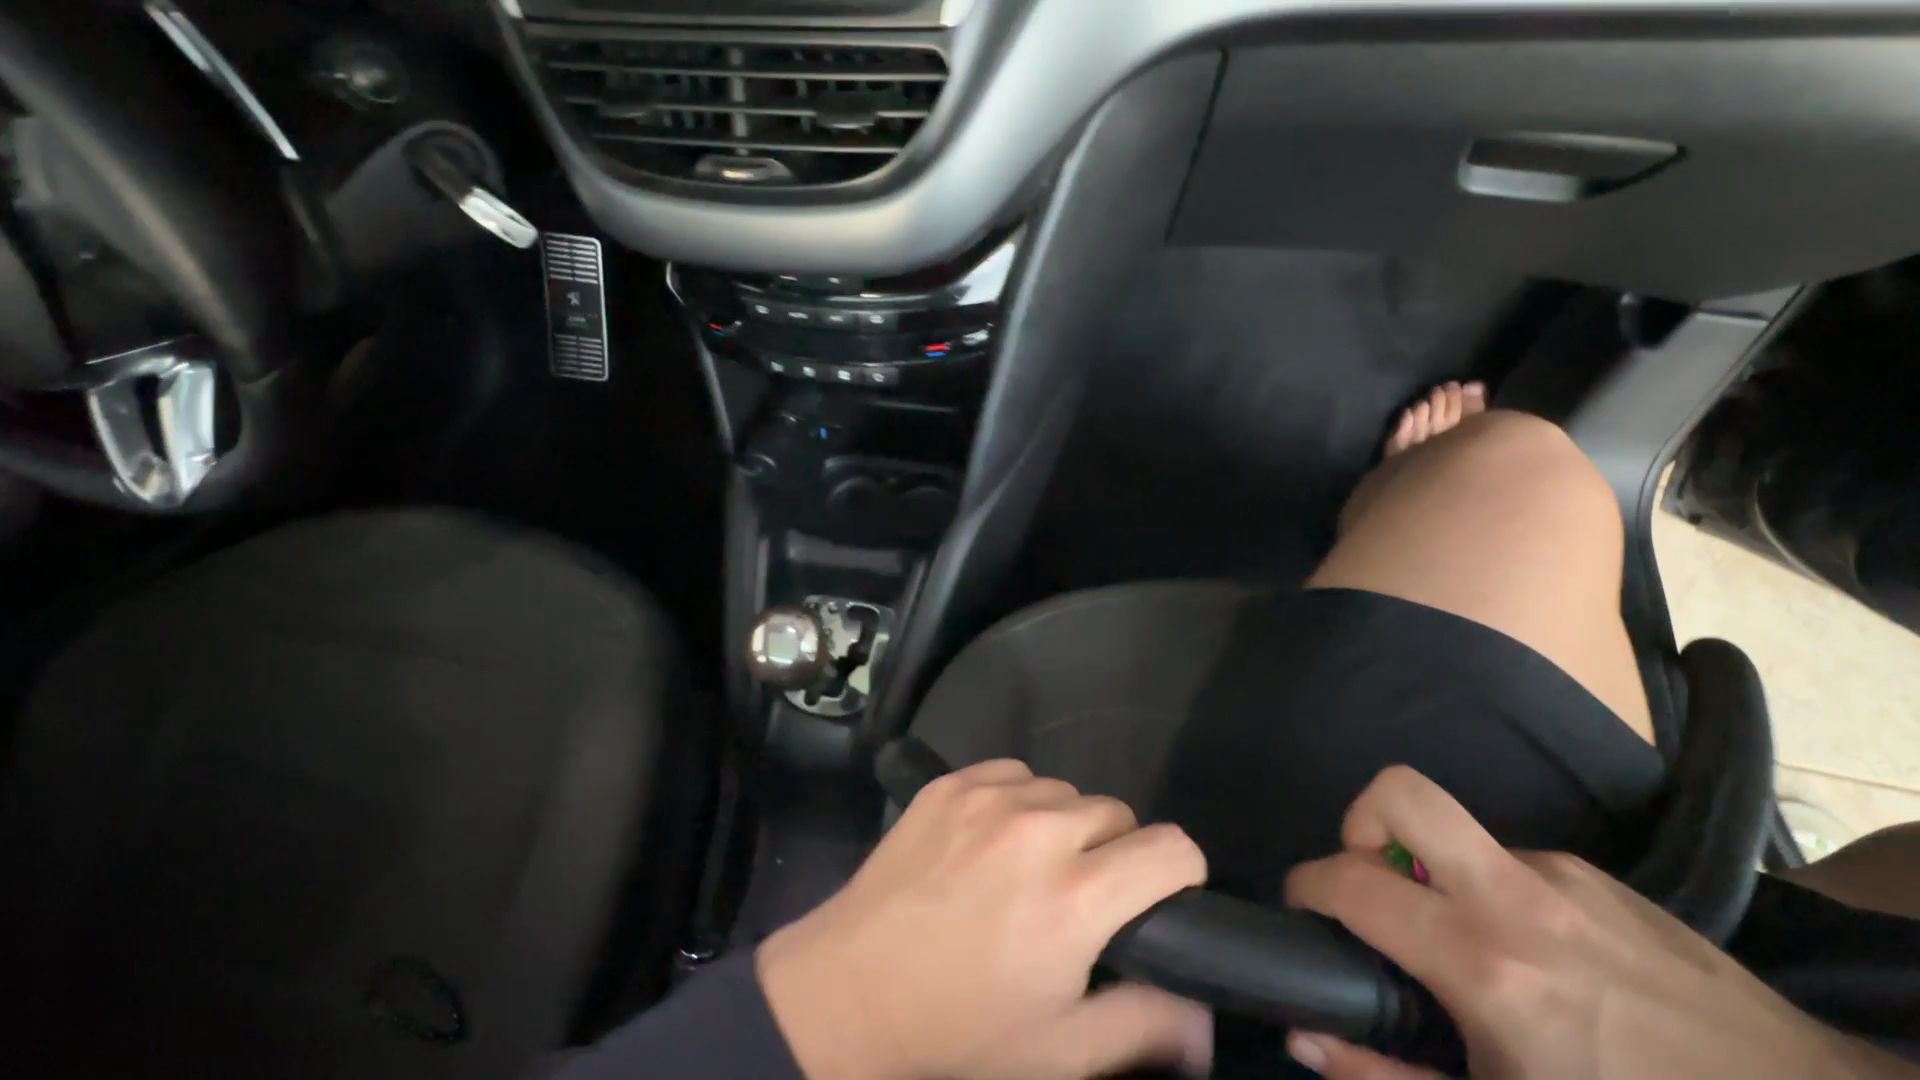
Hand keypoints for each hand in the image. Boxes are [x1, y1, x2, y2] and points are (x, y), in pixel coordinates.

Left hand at [755, 759, 1210, 1079]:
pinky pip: (1015, 773)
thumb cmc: (959, 1029)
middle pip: (1120, 816)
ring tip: (1029, 870)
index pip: (1174, 848)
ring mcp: (988, 798)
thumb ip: (1145, 1026)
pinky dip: (1018, 801)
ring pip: (1066, 793)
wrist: (848, 992)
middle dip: (1116, 855)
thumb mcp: (1059, 1050)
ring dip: (1065, 826)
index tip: (1157, 900)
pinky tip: (991, 842)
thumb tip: (1206, 1025)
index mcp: (1077, 895)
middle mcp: (1039, 829)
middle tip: (1078, 900)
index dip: (1179, 876)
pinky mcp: (949, 783)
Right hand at [1284, 766, 1911, 1079]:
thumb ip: (1383, 1076)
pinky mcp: (1601, 877)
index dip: (1305, 885)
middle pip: (1402, 793)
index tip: (1302, 908)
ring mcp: (1563, 876)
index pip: (1353, 881)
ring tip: (1467, 950)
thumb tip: (1303, 1035)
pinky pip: (1514, 866)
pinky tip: (1537, 961)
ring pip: (1458, 837)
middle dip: (1358, 818)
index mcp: (1483, 963)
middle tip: (1365, 880)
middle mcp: (1516, 897)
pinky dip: (1495, 898)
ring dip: (1436, 876)